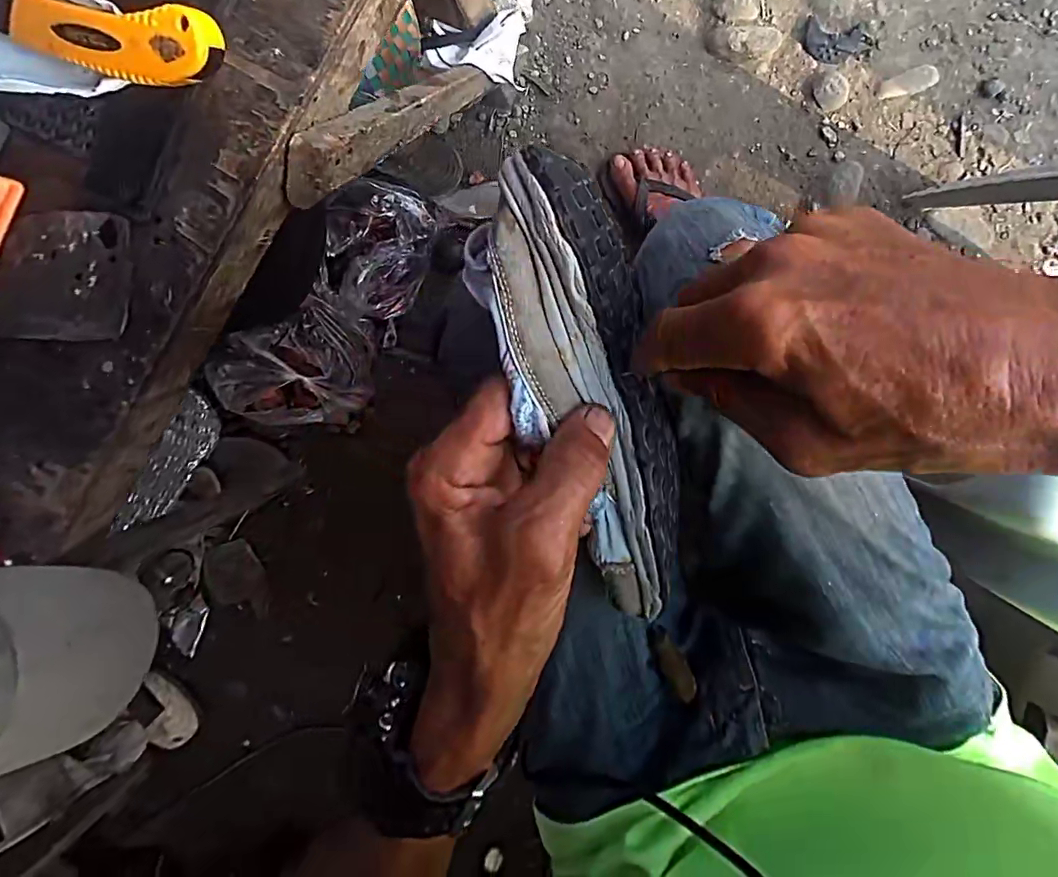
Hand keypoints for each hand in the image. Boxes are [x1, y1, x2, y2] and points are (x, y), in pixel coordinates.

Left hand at [403, 379, 614, 792]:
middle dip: (563, 417)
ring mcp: (477, 483)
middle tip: (611, 417)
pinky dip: (565, 472)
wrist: (486, 680)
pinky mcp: (499, 503)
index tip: (594, 377)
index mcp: (446, 464)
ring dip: (569, 447)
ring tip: (607, 452)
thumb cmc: (504, 616)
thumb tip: (599, 414)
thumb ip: (571, 469)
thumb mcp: (542, 538)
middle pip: (516, 414)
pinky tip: (591, 486)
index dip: (545, 384)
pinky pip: (537, 467)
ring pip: (532, 439)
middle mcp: (455, 463)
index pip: (499, 395)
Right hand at [637, 207, 1057, 477]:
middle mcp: (772, 260)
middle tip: (716, 366)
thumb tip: (693, 373)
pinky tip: (823, 305)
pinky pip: (784, 247)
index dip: (652, 359)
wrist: (1040, 358)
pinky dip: (780, 277)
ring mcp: (811, 229)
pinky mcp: (847, 218)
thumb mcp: (813, 444)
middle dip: (692, 330)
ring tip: (773, 337)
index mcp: (758, 322)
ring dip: (733, 301)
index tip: (655, 374)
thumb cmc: (929, 418)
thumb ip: (734, 403)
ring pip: (736, 265)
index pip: (667, 333)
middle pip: (693, 292)